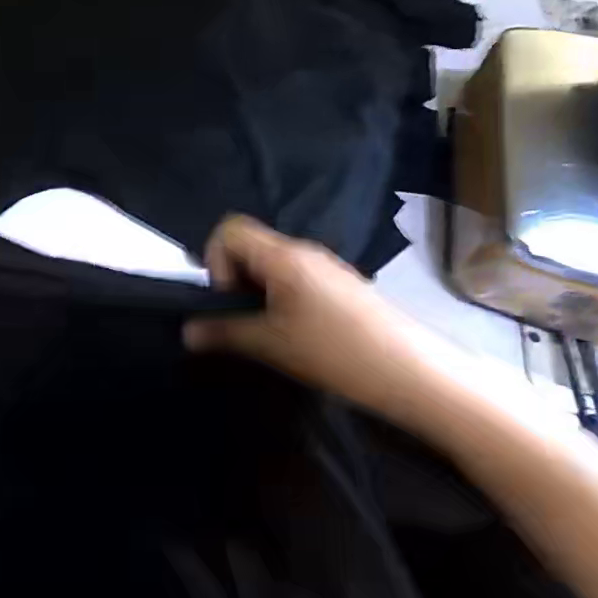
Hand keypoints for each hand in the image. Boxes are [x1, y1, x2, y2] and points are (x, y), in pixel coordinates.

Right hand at [183, 216, 424, 408]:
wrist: (408, 367)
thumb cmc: (334, 351)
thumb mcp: (272, 344)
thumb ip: (226, 332)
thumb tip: (188, 330)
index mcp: (283, 255)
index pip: (230, 229)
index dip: (215, 260)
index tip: (224, 300)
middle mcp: (304, 251)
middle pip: (252, 246)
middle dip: (235, 281)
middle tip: (243, 323)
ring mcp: (326, 266)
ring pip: (274, 265)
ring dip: (259, 293)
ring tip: (270, 335)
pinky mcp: (342, 284)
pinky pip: (298, 278)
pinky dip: (283, 299)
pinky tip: (298, 336)